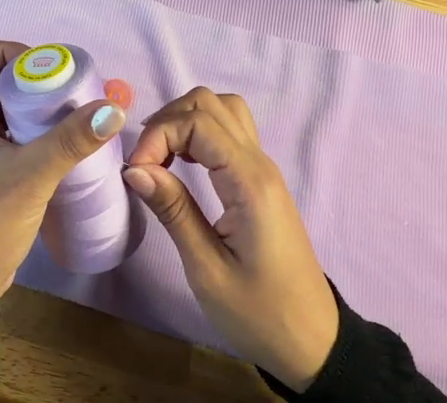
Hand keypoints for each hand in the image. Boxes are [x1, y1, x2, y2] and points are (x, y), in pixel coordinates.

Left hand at [0, 38, 127, 368]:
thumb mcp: (30, 176)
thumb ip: (71, 140)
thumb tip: (114, 107)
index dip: (9, 51)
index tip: (46, 71)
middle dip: (34, 81)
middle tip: (74, 92)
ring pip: (6, 110)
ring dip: (38, 109)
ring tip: (77, 116)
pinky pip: (11, 137)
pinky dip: (35, 134)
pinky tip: (67, 147)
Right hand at [123, 88, 337, 391]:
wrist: (312, 342)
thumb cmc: (259, 314)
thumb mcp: (207, 270)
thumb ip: (173, 210)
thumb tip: (134, 168)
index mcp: (249, 182)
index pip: (198, 121)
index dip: (158, 135)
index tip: (135, 172)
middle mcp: (260, 164)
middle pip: (210, 103)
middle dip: (168, 120)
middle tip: (144, 161)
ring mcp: (263, 169)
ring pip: (222, 109)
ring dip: (184, 121)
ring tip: (160, 157)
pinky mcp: (259, 180)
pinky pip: (229, 131)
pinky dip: (199, 132)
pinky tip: (181, 162)